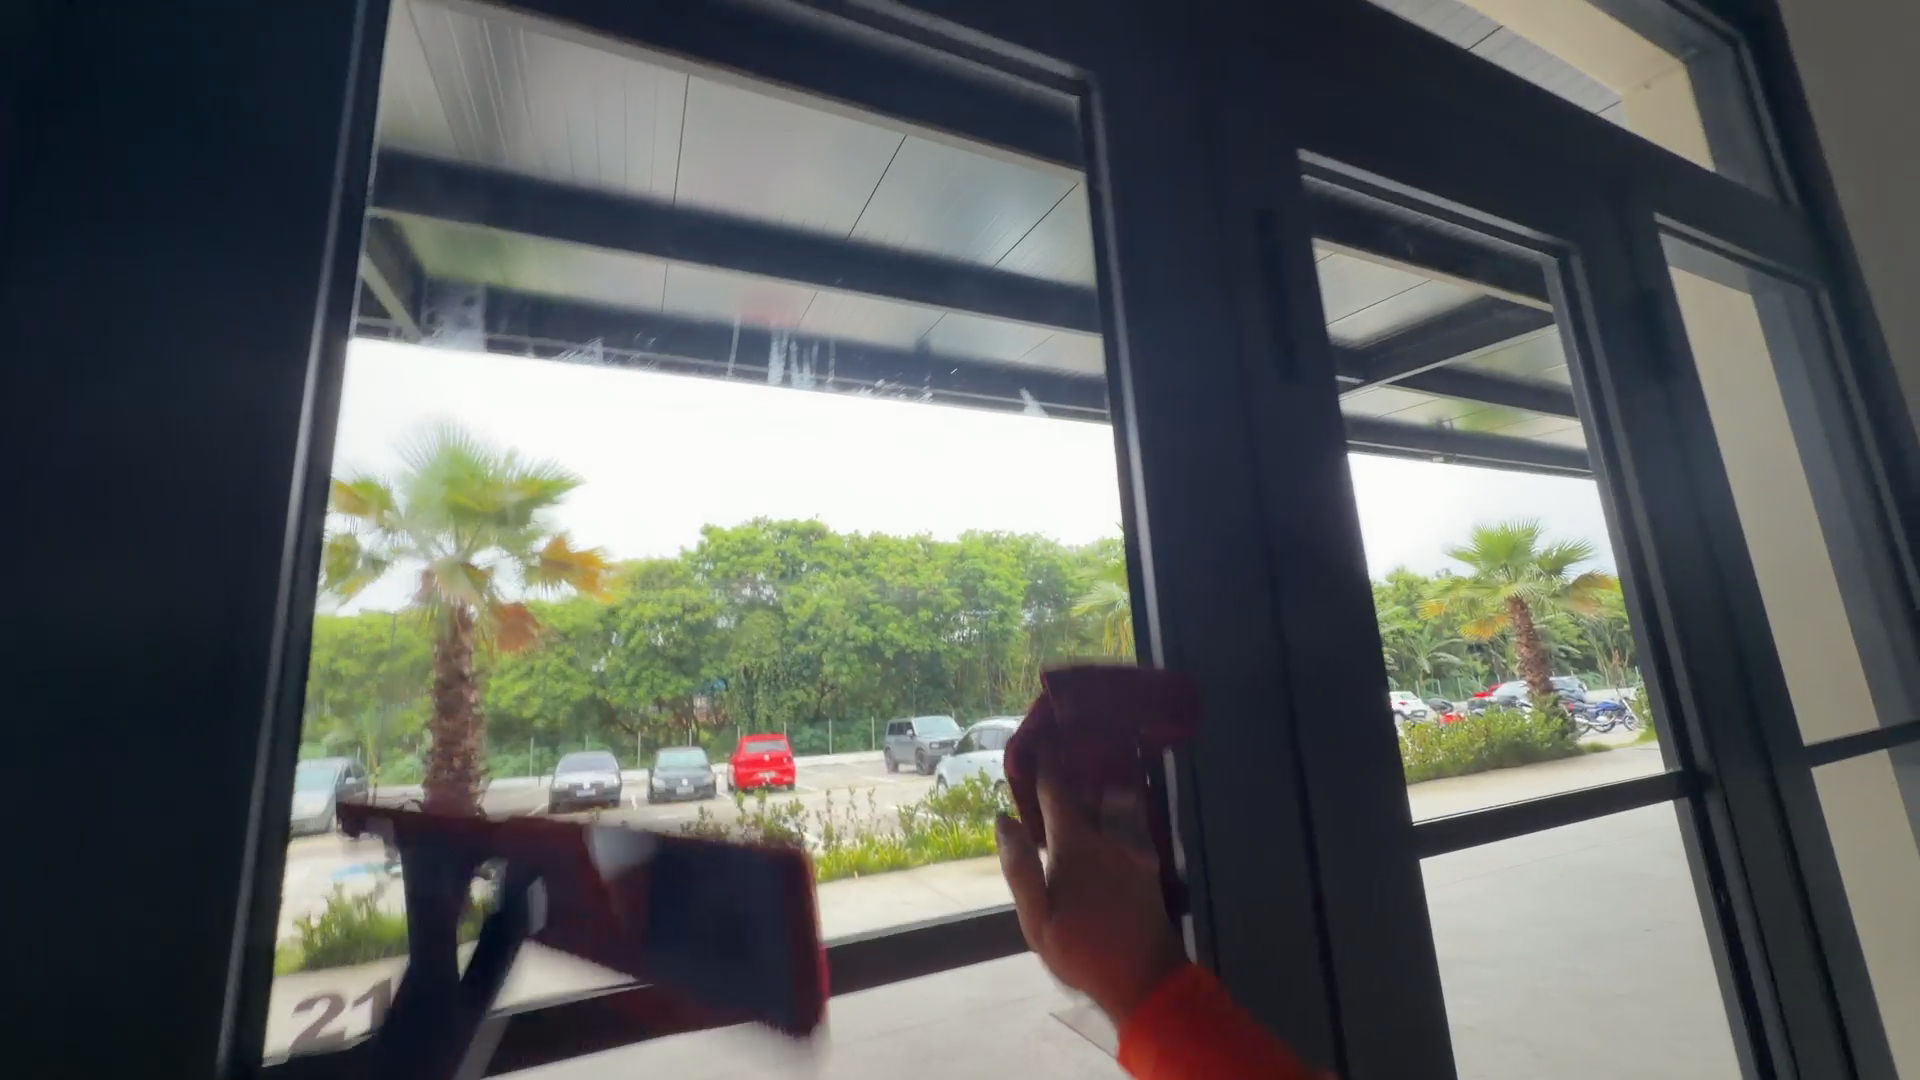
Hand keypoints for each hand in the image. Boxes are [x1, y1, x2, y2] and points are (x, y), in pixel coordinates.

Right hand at [996, 765, 1188, 1025]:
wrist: (1146, 980)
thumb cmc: (1083, 952)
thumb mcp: (1037, 921)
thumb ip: (1019, 867)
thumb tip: (1003, 818)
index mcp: (1075, 847)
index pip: (1057, 791)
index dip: (1047, 763)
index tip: (1040, 740)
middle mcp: (1107, 836)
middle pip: (1089, 787)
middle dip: (1073, 766)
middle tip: (1061, 747)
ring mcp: (1132, 845)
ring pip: (1117, 796)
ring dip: (1100, 779)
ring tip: (1088, 768)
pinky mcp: (1148, 858)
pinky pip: (1135, 815)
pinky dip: (1122, 799)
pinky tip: (1113, 800)